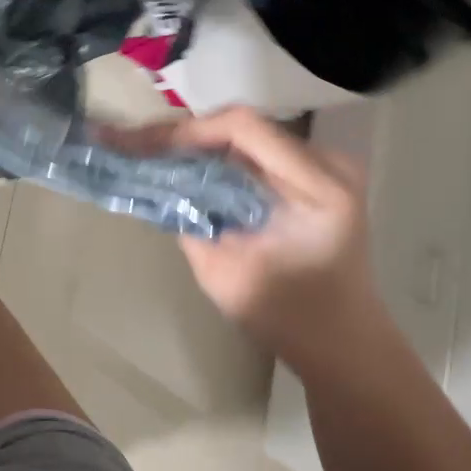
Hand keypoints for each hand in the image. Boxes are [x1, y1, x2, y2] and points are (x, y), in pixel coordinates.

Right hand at [105, 107, 379, 367]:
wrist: (343, 344)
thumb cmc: (287, 317)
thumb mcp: (223, 272)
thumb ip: (190, 218)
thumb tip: (152, 179)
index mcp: (318, 186)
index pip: (243, 128)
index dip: (185, 131)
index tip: (138, 145)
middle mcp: (327, 163)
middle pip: (240, 126)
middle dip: (180, 135)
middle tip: (126, 142)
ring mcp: (322, 167)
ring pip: (241, 135)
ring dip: (192, 143)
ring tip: (142, 150)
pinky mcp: (310, 176)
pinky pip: (251, 152)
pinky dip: (211, 156)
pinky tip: (176, 164)